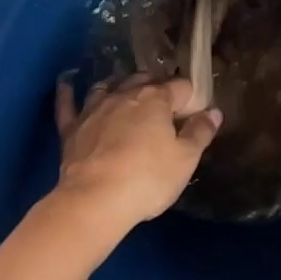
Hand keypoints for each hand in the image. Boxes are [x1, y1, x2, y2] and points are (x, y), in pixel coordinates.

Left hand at [51, 75, 222, 232]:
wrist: (95, 199)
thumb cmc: (147, 179)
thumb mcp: (185, 160)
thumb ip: (199, 132)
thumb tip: (213, 112)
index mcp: (154, 99)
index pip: (180, 87)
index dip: (190, 98)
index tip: (194, 114)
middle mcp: (123, 95)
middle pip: (143, 80)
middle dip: (157, 86)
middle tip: (166, 104)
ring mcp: (94, 108)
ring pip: (108, 86)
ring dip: (120, 84)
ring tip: (128, 90)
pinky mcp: (71, 127)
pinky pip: (67, 103)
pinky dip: (68, 92)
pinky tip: (67, 82)